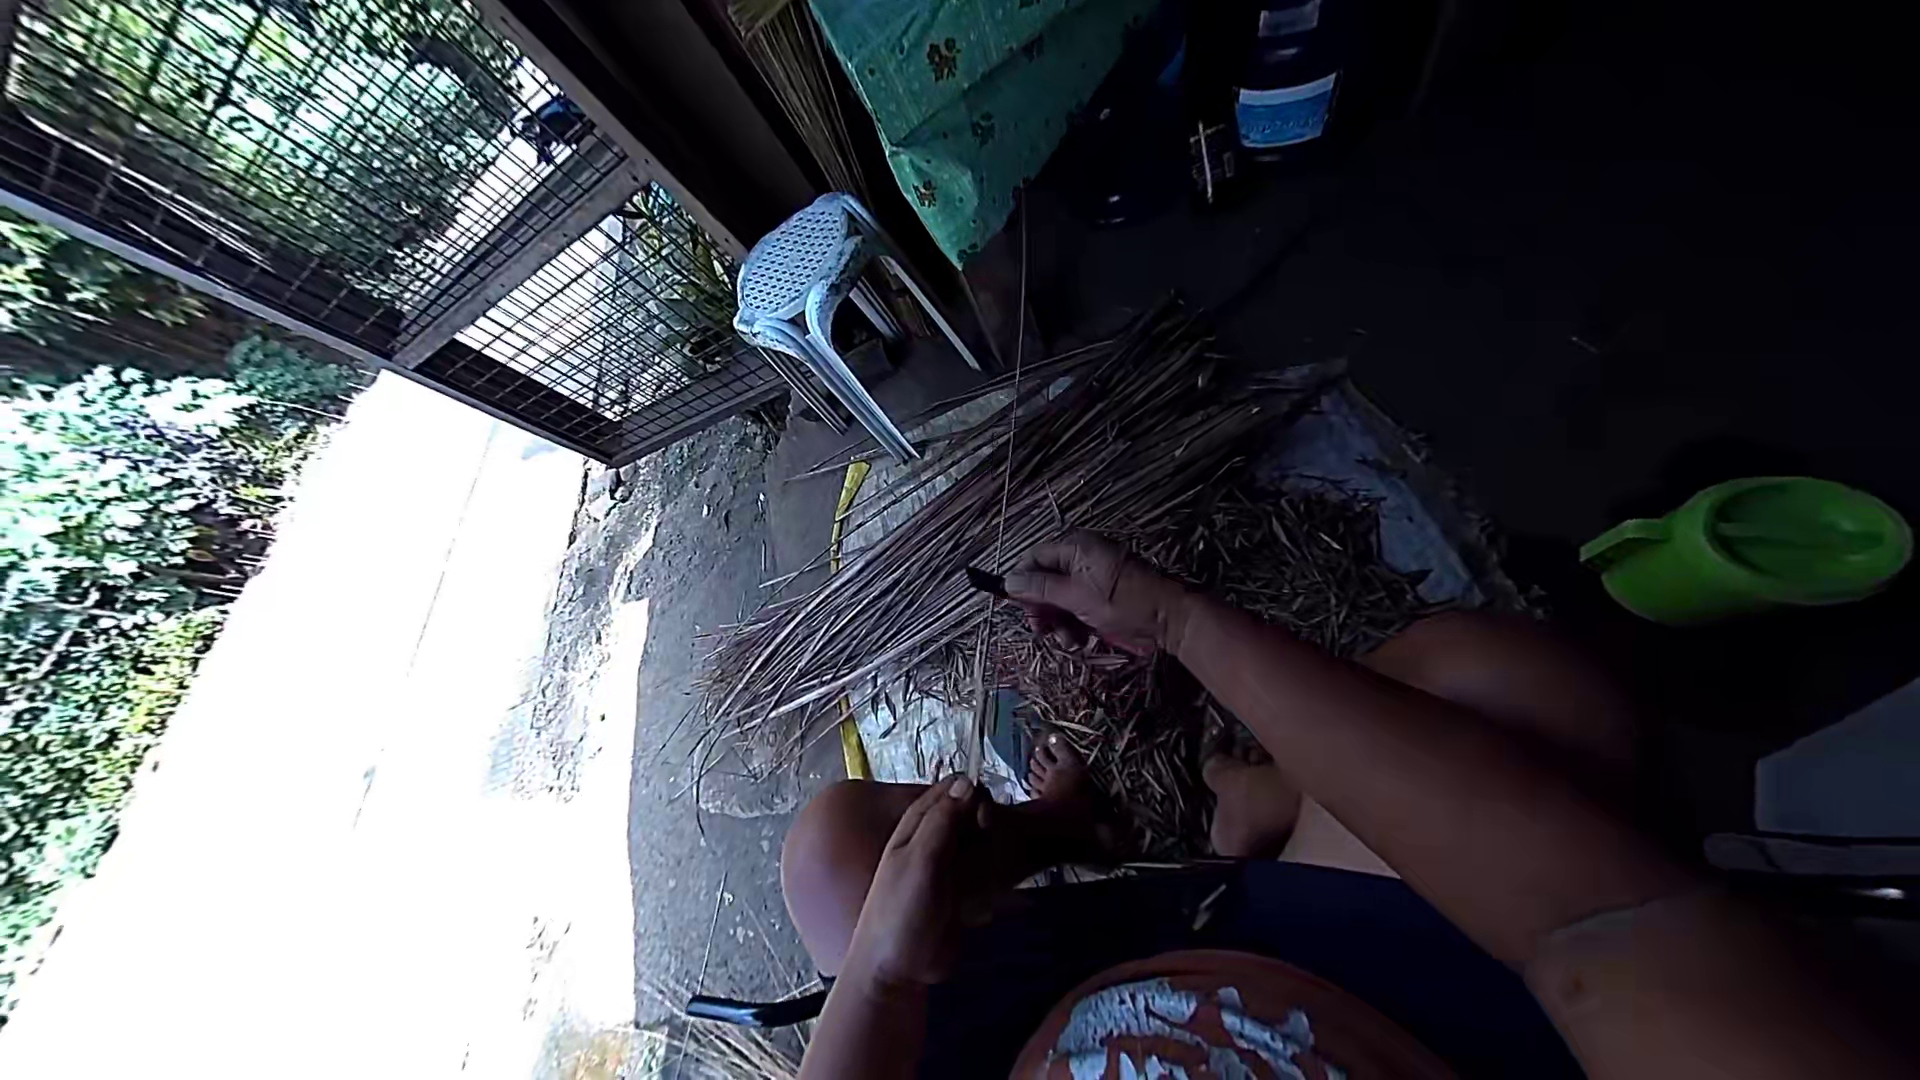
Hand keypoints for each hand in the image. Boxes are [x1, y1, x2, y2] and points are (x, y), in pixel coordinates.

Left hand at [839, 775, 990, 994]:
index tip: (983, 821)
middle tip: (975, 863)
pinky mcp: (964, 887)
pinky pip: (987, 873)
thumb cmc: (900, 911)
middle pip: (978, 814)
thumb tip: (967, 781)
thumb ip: (943, 819)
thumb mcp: (920, 860)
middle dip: (985, 837)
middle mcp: (937, 834)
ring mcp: (952, 861)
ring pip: (986, 844)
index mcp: (920, 819)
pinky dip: (986, 888)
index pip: (958, 787)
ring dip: (986, 867)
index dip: (976, 798)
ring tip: (969, 894)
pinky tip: (974, 910)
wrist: (896, 972)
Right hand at [1001, 531, 1191, 655]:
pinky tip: (1078, 640)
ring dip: (1056, 622)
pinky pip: (1074, 609)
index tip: (1019, 607)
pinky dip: (1072, 625)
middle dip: (1041, 608)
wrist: (1170, 619)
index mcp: (1075, 547)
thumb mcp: (1077, 596)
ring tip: (1067, 640)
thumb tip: (1008, 582)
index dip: (1022, 582)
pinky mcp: (1099, 598)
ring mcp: (1090, 579)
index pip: (1034, 558)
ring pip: (1057, 600)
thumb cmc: (1125, 602)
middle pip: (1044, 581)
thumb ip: (1040, 588)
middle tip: (1042, 630)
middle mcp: (1080, 559)